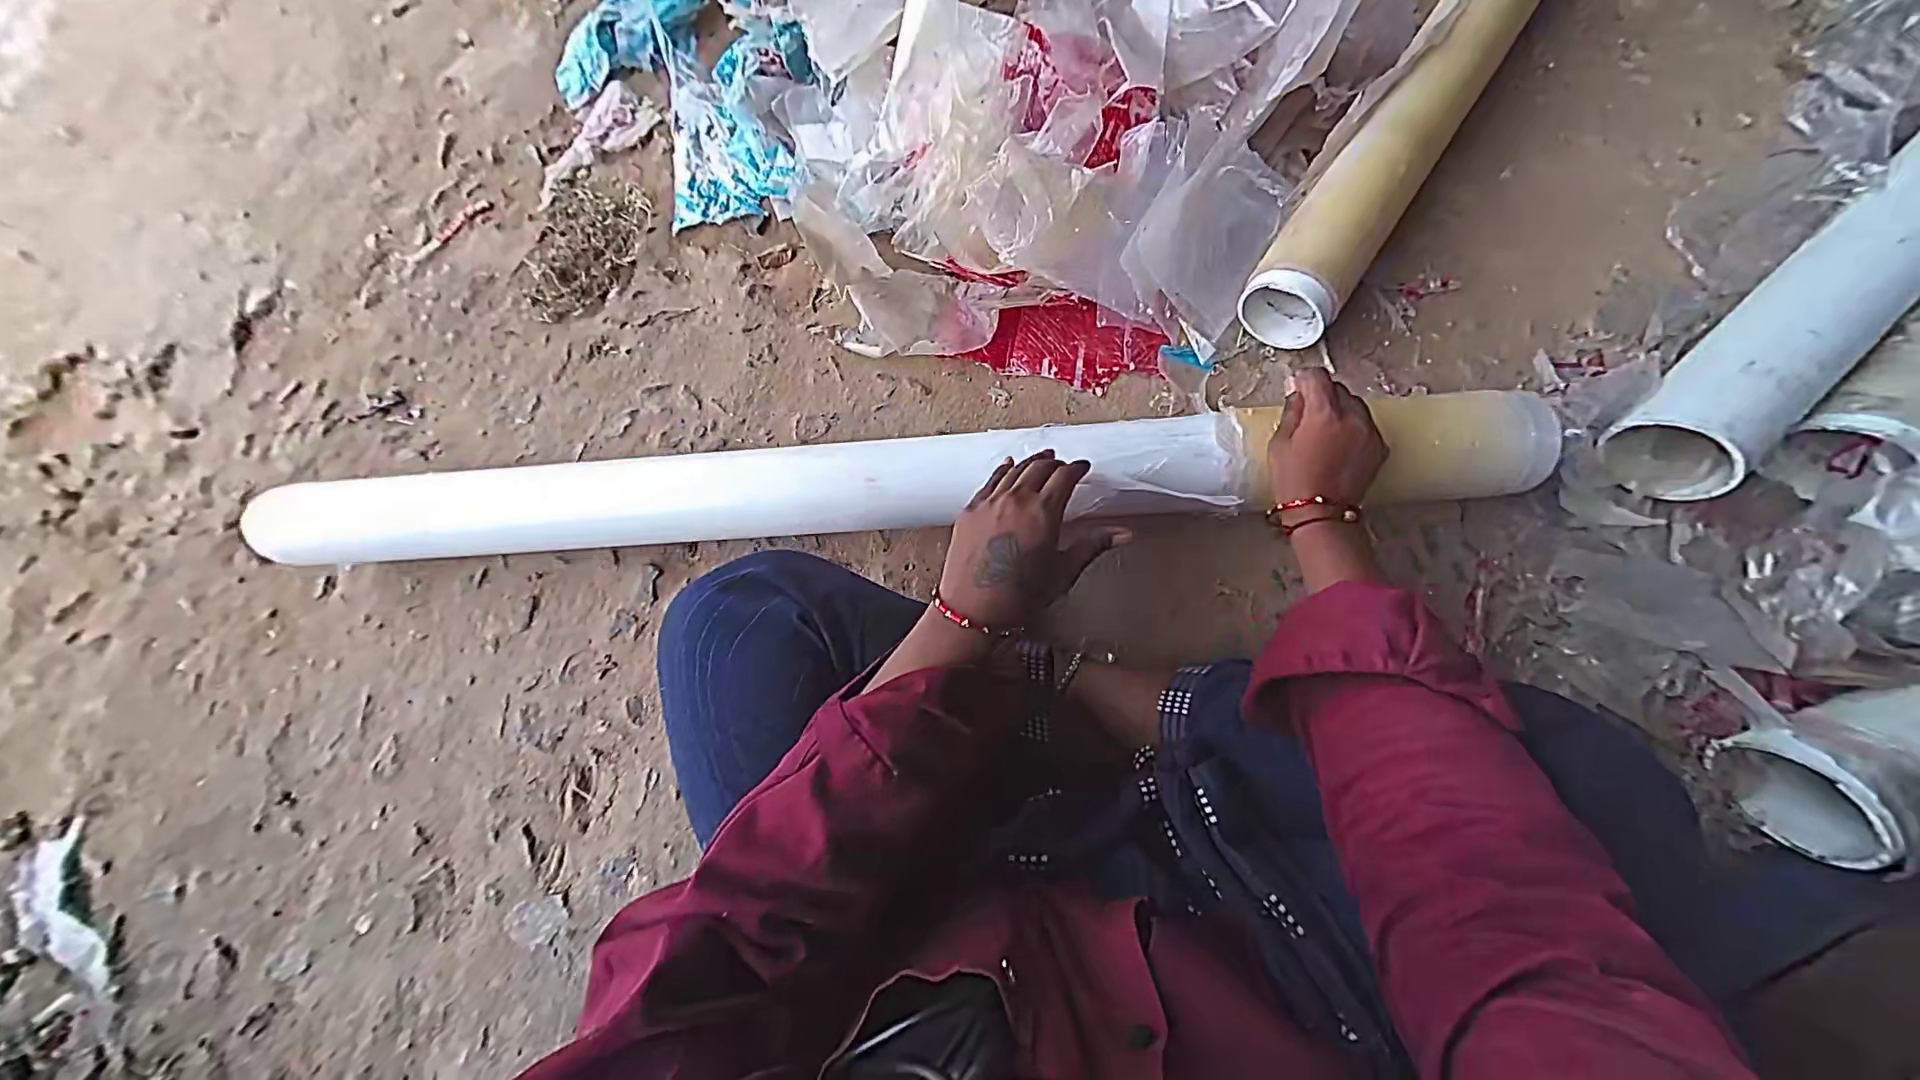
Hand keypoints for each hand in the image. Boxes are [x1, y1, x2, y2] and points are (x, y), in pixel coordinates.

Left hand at [938, 450, 1131, 627]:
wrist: (973, 611)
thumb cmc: (1018, 598)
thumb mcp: (1063, 571)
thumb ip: (1092, 545)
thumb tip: (1123, 533)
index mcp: (1043, 512)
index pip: (1064, 476)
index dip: (1076, 469)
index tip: (1082, 468)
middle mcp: (1015, 501)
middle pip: (1039, 468)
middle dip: (1054, 463)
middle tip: (1063, 465)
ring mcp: (989, 503)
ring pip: (1013, 471)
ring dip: (1030, 463)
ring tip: (1039, 461)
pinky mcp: (969, 511)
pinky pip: (989, 482)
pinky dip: (1001, 471)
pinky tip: (1007, 467)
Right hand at [1267, 368, 1388, 507]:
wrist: (1321, 513)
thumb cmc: (1292, 479)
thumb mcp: (1279, 444)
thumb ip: (1292, 413)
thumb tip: (1300, 396)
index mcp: (1324, 413)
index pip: (1318, 377)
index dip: (1305, 378)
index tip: (1298, 384)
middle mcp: (1353, 416)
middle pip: (1339, 390)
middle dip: (1324, 396)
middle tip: (1308, 413)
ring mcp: (1370, 431)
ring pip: (1355, 406)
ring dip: (1340, 410)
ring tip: (1325, 431)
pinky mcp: (1380, 446)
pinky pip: (1365, 425)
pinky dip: (1353, 427)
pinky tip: (1339, 446)